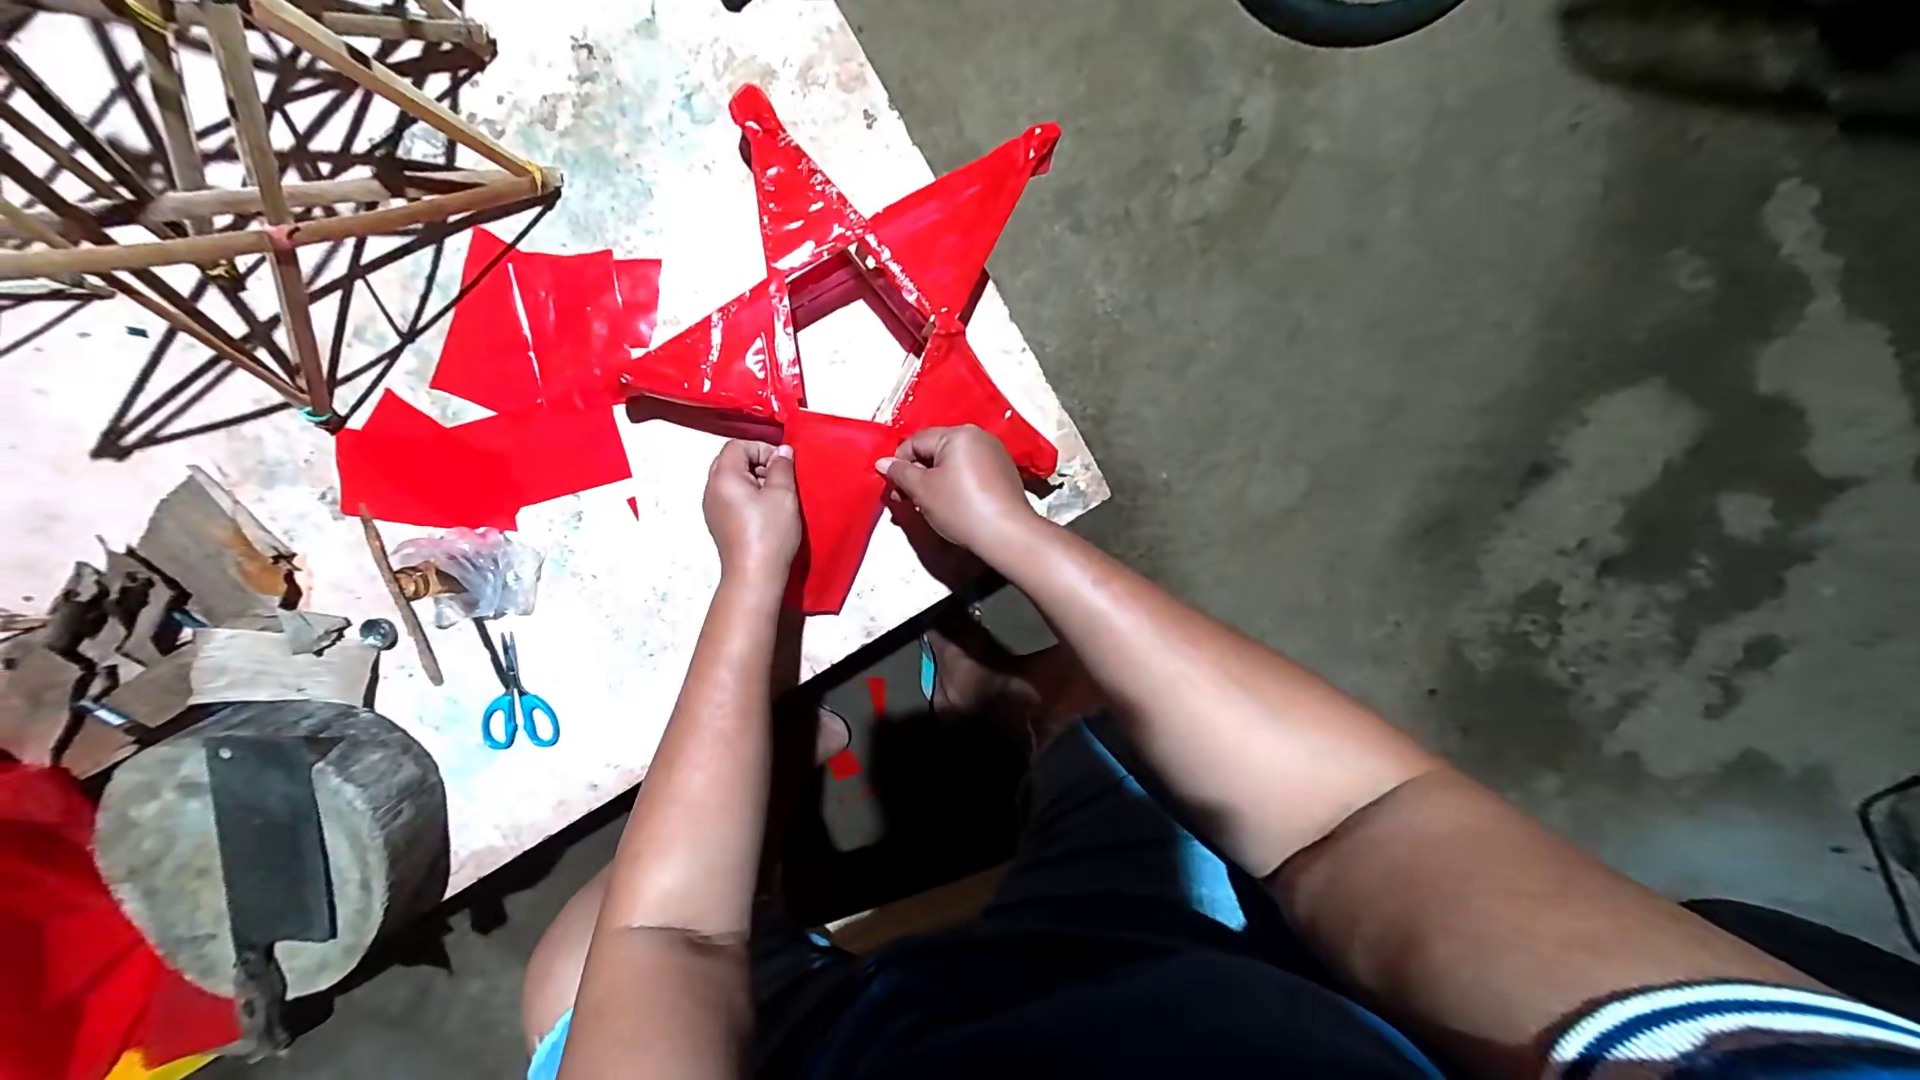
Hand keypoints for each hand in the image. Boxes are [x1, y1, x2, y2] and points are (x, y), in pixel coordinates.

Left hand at [704, 440, 800, 587]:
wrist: (754, 574)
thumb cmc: (770, 532)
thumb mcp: (783, 495)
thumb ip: (781, 467)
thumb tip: (782, 450)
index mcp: (724, 477)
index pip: (737, 446)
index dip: (762, 449)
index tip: (782, 465)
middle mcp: (711, 488)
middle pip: (730, 460)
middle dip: (756, 462)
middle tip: (778, 478)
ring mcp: (711, 507)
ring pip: (729, 479)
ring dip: (752, 479)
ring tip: (773, 495)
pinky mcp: (717, 522)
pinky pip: (729, 496)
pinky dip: (745, 494)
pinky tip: (763, 511)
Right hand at [875, 425, 1041, 554]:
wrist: (1007, 534)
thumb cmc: (960, 508)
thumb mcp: (923, 490)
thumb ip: (900, 473)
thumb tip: (883, 462)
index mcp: (958, 434)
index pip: (916, 441)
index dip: (899, 463)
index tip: (893, 487)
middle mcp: (978, 437)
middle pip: (935, 451)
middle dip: (917, 475)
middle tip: (906, 500)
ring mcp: (994, 454)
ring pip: (952, 463)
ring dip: (934, 482)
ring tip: (927, 506)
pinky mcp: (1003, 473)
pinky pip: (969, 472)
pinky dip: (955, 485)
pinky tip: (951, 506)